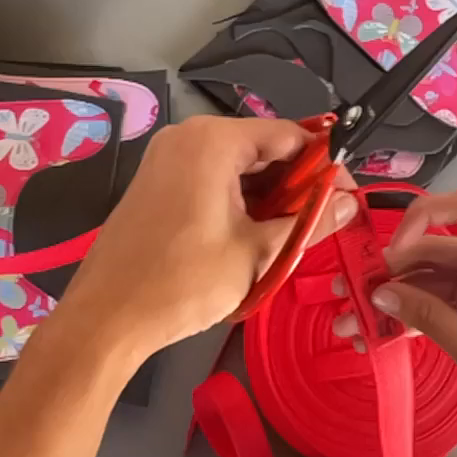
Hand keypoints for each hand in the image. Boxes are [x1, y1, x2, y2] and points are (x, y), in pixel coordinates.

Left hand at [57, 116, 355, 363]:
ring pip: (239, 167)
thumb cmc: (184, 281)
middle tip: (324, 221)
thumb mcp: (258, 252)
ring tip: (293, 235)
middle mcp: (188, 137)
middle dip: (297, 183)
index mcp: (214, 140)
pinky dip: (240, 202)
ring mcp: (168, 159)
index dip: (325, 164)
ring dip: (270, 197)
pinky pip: (213, 180)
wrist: (105, 321)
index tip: (347, 195)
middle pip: (263, 148)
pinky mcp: (158, 184)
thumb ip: (309, 222)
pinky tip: (256, 236)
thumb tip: (350, 204)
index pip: (289, 135)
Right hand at [370, 190, 456, 451]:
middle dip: (394, 268)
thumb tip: (380, 294)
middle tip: (352, 291)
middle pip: (438, 248)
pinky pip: (441, 301)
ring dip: (397, 295)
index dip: (424, 216)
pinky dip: (413, 313)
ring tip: (355, 321)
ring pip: (433, 277)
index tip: (392, 251)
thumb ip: (428, 318)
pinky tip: (380, 332)